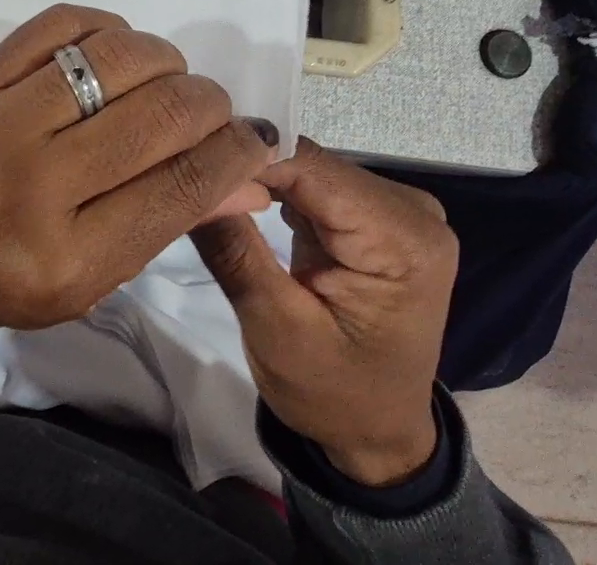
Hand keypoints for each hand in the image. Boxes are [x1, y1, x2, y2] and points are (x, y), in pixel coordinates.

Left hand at [0, 4, 276, 350]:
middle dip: (209, 106)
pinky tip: (111, 53)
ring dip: (165, 63)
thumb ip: (164, 226)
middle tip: (207, 112)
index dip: (237, 153)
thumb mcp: (80, 284)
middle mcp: (34, 187)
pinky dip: (106, 29)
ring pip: (118, 58)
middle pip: (161, 115)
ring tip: (161, 83)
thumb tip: (251, 177)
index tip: (252, 138)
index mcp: (66, 260)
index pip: (183, 186)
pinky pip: (60, 25)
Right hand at [190, 139, 456, 486]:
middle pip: (309, 163)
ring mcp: (393, 212)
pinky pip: (311, 186)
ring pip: (304, 168)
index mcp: (404, 239)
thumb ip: (236, 250)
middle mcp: (411, 211)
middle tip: (185, 182)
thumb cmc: (333, 394)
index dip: (245, 159)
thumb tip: (195, 180)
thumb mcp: (275, 328)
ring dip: (254, 178)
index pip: (310, 166)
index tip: (186, 167)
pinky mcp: (372, 218)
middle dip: (246, 168)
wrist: (375, 436)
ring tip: (204, 191)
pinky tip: (236, 202)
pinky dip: (270, 191)